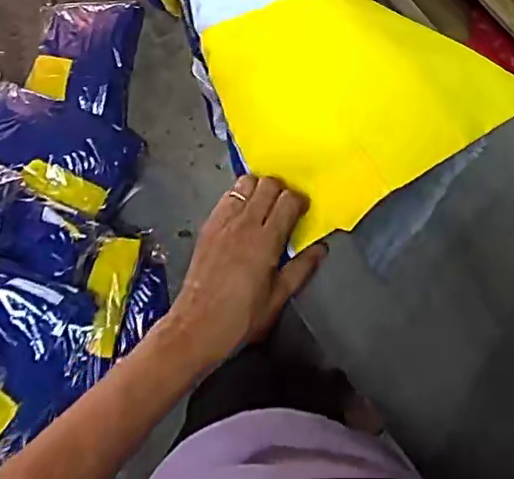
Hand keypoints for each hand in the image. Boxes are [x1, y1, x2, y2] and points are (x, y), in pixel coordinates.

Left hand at [159, 174, 326, 375]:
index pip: (289, 200)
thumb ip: (302, 268)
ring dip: (259, 188)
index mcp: (266, 240)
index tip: (302, 211)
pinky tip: (242, 213)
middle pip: (269, 184)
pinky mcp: (207, 228)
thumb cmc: (239, 318)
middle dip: (282, 190)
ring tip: (263, 205)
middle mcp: (245, 225)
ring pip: (246, 183)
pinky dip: (238, 196)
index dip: (300, 201)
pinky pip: (226, 197)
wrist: (192, 331)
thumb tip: (321, 249)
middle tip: (284, 207)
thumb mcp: (278, 298)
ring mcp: (223, 224)